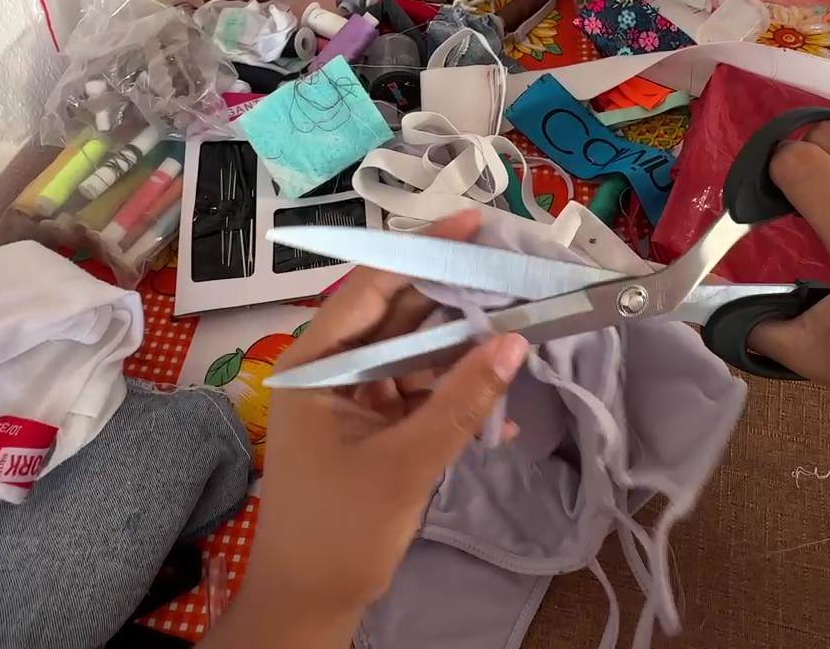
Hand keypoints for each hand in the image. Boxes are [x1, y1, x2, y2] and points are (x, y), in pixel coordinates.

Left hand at [227, 211, 528, 642]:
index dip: (421, 251)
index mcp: (317, 362)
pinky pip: (423, 386)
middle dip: (454, 294)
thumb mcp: (404, 465)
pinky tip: (501, 404)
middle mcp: (335, 365)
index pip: (371, 287)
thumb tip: (516, 342)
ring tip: (518, 325)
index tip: (470, 223)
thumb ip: (461, 402)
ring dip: (464, 345)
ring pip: (418, 349)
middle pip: (400, 312)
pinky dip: (457, 390)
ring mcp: (357, 392)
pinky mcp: (378, 419)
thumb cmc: (339, 533)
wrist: (311, 607)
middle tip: (507, 270)